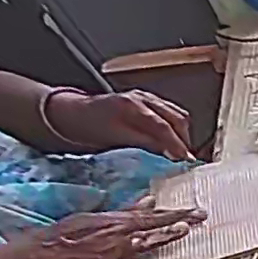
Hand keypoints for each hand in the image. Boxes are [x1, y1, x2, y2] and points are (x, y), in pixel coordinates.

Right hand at [8, 199, 205, 258]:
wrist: (42, 258)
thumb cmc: (69, 235)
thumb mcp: (96, 218)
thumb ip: (127, 212)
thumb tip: (151, 201)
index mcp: (115, 223)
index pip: (151, 216)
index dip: (175, 213)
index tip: (196, 211)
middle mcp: (118, 237)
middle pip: (153, 229)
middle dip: (176, 223)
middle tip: (199, 218)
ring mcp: (114, 254)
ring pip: (145, 246)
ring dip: (164, 239)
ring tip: (184, 232)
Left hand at [47, 88, 194, 161]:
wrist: (72, 113)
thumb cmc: (91, 126)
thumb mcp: (117, 138)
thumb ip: (146, 144)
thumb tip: (172, 154)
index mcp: (132, 106)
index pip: (164, 127)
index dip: (177, 144)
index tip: (185, 160)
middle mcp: (143, 98)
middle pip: (177, 119)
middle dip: (184, 140)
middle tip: (184, 158)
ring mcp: (147, 98)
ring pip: (178, 115)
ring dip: (182, 134)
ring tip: (179, 150)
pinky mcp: (149, 101)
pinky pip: (172, 113)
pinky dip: (177, 128)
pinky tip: (172, 139)